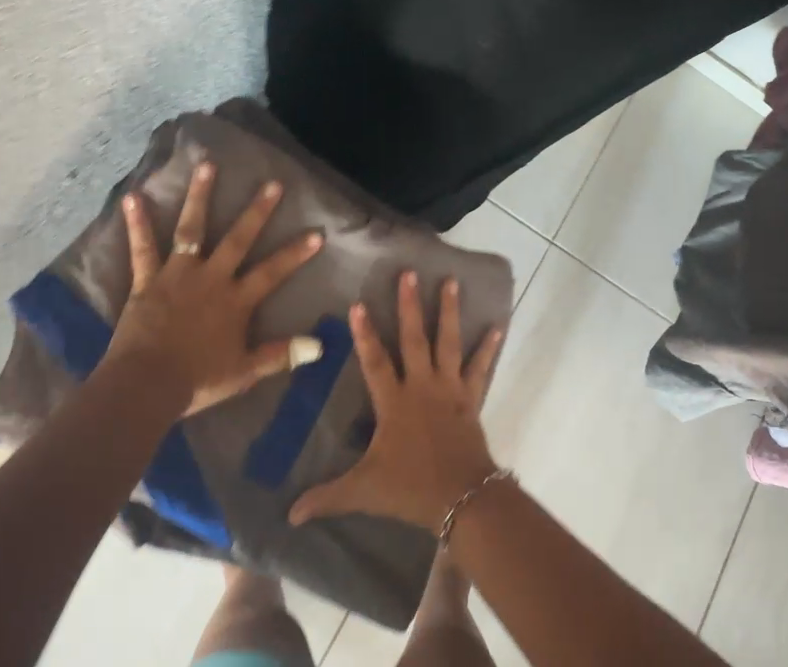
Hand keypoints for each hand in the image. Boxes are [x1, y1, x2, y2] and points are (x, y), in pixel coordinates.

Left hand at [102, 161, 324, 416]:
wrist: (146, 384)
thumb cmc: (198, 380)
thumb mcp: (245, 372)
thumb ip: (280, 355)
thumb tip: (320, 346)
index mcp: (236, 301)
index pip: (273, 272)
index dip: (295, 253)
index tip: (317, 232)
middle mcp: (211, 279)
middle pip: (238, 239)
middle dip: (257, 211)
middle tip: (272, 184)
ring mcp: (178, 275)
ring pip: (192, 229)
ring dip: (200, 196)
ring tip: (207, 165)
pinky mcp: (147, 280)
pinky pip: (142, 248)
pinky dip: (137, 223)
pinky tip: (133, 197)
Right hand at [287, 272, 505, 531]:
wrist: (463, 499)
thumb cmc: (411, 489)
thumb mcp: (363, 492)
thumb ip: (327, 497)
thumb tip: (289, 515)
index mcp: (393, 402)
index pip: (374, 361)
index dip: (365, 333)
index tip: (358, 303)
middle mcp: (421, 386)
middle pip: (414, 339)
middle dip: (409, 305)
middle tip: (409, 273)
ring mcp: (449, 390)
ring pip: (448, 343)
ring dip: (449, 312)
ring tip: (451, 281)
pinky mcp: (470, 399)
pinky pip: (480, 369)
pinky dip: (488, 348)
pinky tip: (497, 327)